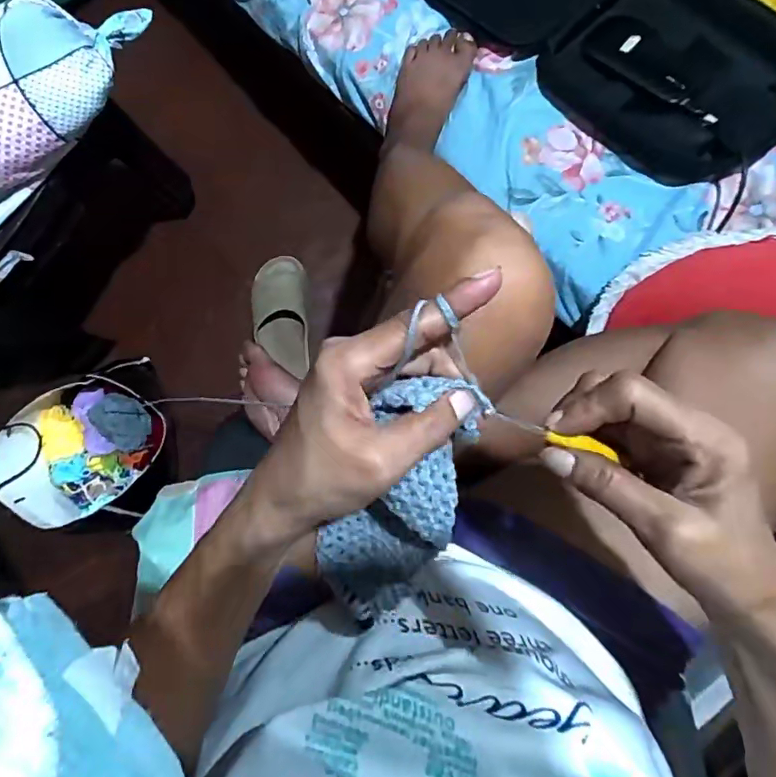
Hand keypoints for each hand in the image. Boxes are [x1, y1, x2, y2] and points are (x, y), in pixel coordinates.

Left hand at [237, 270, 500, 546]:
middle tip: (471, 413)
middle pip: (417, 342)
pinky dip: (422, 391)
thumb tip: (467, 397)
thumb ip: (430, 425)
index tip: (493, 276)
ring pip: (412, 358)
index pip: (412, 324)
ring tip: (454, 423)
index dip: (456, 302)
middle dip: (449, 369)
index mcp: (347, 360)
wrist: (282, 499)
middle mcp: (348, 351)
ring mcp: (349, 364)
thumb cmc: (325, 480)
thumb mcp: (383, 461)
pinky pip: (398, 373)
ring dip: (438, 383)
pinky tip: (436, 415)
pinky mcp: (353, 380)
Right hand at [539, 372, 775, 618]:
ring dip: (581, 419)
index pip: (634, 392)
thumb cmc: (720, 566)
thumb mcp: (663, 529)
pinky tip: (576, 456)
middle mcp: (688, 424)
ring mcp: (673, 436)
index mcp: (704, 435)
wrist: (752, 600)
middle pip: (622, 388)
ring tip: (560, 448)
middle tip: (552, 440)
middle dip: (581, 407)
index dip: (588, 405)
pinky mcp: (658, 451)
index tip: (553, 433)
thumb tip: (549, 454)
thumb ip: (606, 486)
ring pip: (614, 403)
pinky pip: (615, 428)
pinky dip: (589, 436)